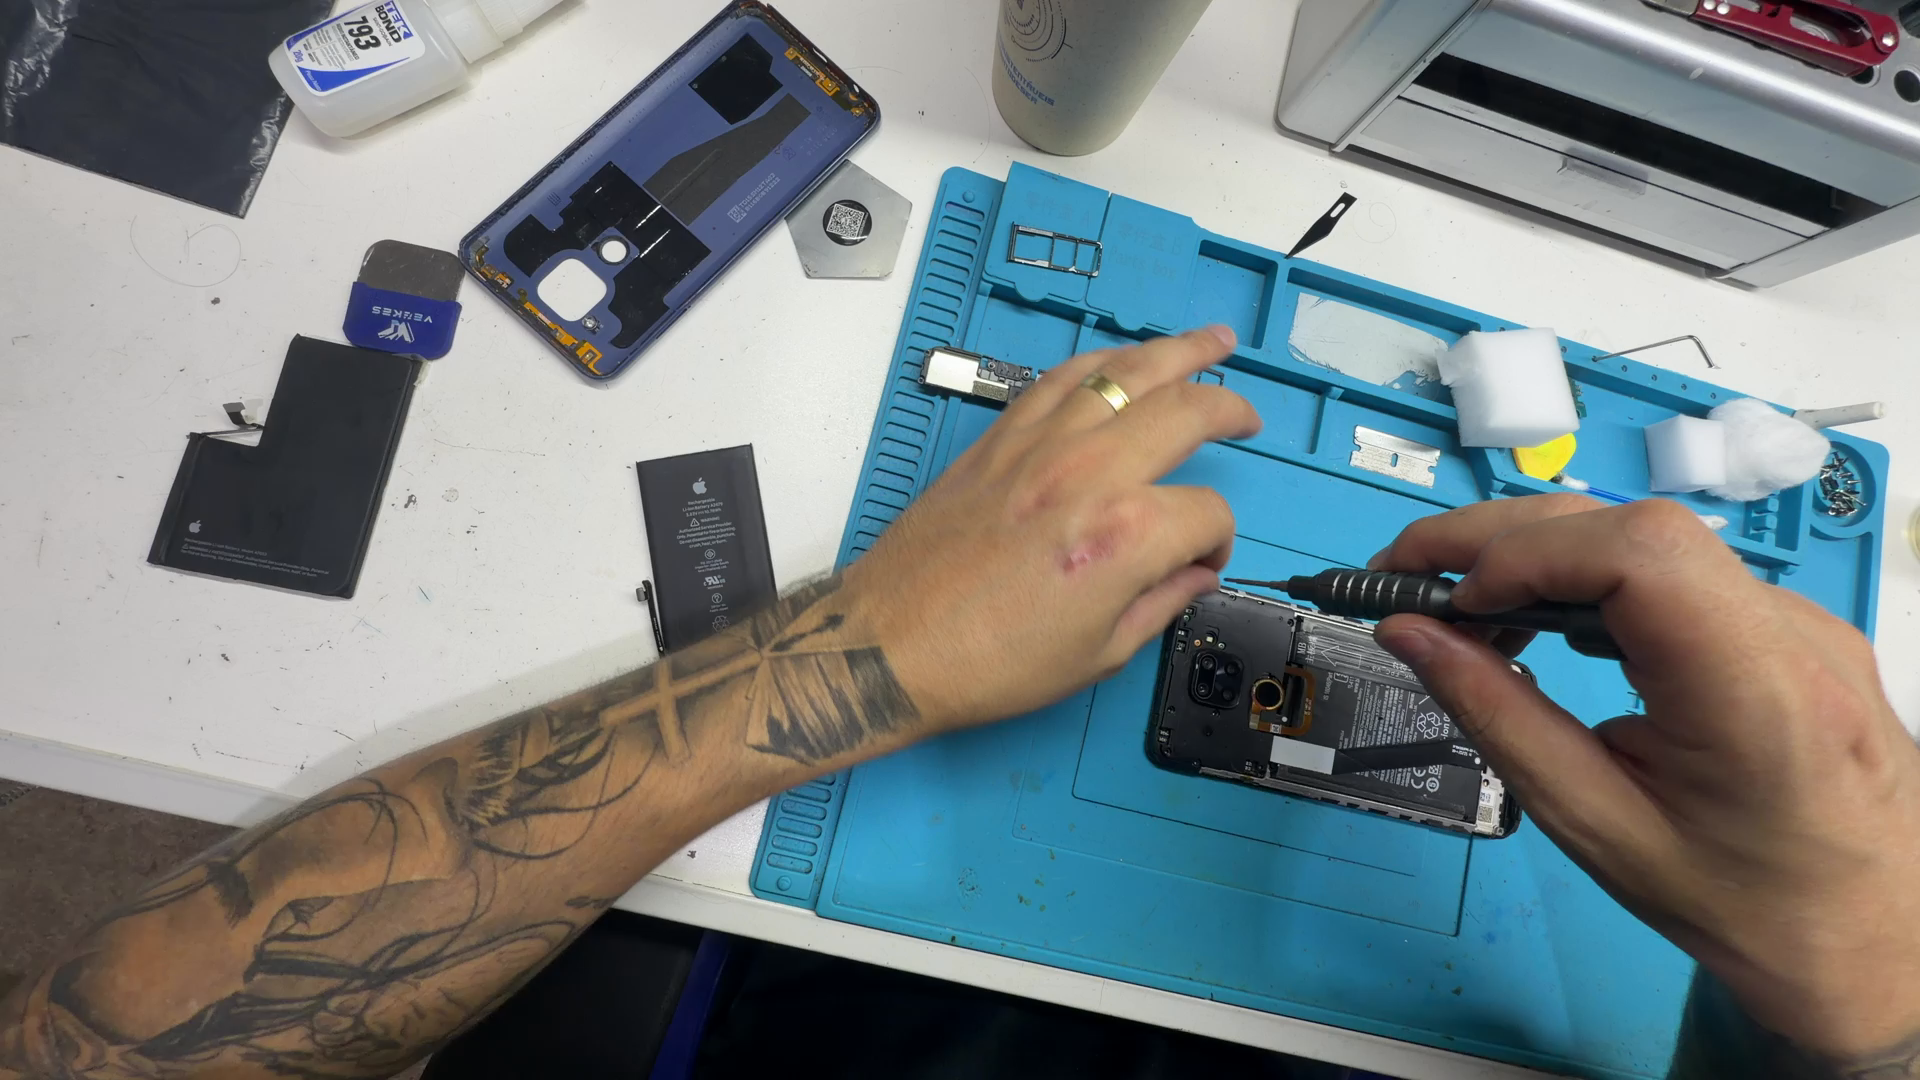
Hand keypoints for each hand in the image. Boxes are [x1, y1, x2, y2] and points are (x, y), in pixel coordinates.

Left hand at [843, 326, 1258, 736]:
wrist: (894, 642)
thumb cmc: (992, 663)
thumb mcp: (1100, 654)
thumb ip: (1163, 602)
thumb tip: (1197, 572)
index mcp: (1127, 534)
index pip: (1207, 513)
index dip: (1217, 541)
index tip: (1199, 561)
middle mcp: (1090, 472)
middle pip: (1185, 410)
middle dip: (1229, 408)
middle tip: (1248, 415)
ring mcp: (1041, 445)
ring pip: (1124, 373)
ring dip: (1178, 351)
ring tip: (1211, 341)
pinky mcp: (999, 439)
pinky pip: (1059, 379)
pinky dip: (1099, 362)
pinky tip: (1119, 361)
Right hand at [1369, 495, 1919, 1059]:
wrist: (1872, 939)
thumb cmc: (1727, 897)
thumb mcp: (1585, 818)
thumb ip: (1491, 713)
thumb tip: (1402, 630)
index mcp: (1757, 696)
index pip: (1640, 554)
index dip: (1522, 556)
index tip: (1448, 607)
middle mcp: (1788, 633)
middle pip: (1621, 525)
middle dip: (1489, 538)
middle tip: (1400, 578)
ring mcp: (1787, 619)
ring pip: (1629, 532)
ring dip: (1518, 552)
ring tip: (1454, 608)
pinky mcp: (1767, 622)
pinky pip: (1649, 564)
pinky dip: (1560, 573)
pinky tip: (1526, 621)